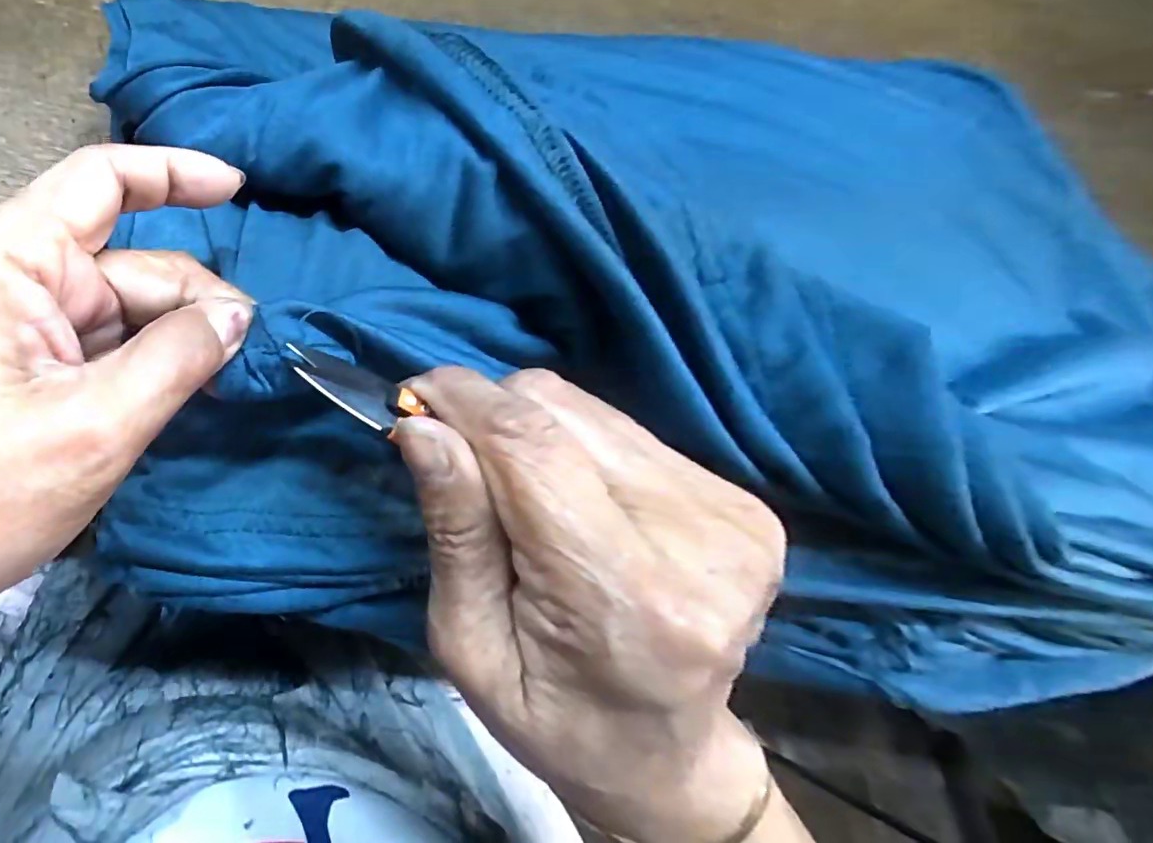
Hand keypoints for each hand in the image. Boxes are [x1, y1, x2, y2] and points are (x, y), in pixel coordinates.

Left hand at [0, 145, 252, 710]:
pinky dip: (161, 356)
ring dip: (182, 334)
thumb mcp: (97, 425)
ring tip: (222, 376)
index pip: (99, 181)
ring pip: (134, 303)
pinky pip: (120, 337)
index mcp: (6, 262)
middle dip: (194, 298)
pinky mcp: (42, 357)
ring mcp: (31, 318)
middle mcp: (17, 274)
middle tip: (245, 348)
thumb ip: (178, 357)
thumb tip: (239, 316)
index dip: (173, 172)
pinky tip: (195, 382)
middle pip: (134, 259)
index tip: (237, 186)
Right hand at [392, 368, 785, 842]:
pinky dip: (566, 437)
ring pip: (585, 406)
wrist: (664, 755)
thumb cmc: (550, 714)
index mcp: (624, 595)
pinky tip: (561, 487)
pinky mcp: (741, 499)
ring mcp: (729, 513)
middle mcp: (696, 539)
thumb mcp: (469, 642)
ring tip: (509, 482)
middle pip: (556, 411)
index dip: (462, 402)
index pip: (529, 447)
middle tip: (449, 448)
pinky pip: (617, 425)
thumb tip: (423, 429)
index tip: (411, 397)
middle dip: (485, 412)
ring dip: (525, 424)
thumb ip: (454, 528)